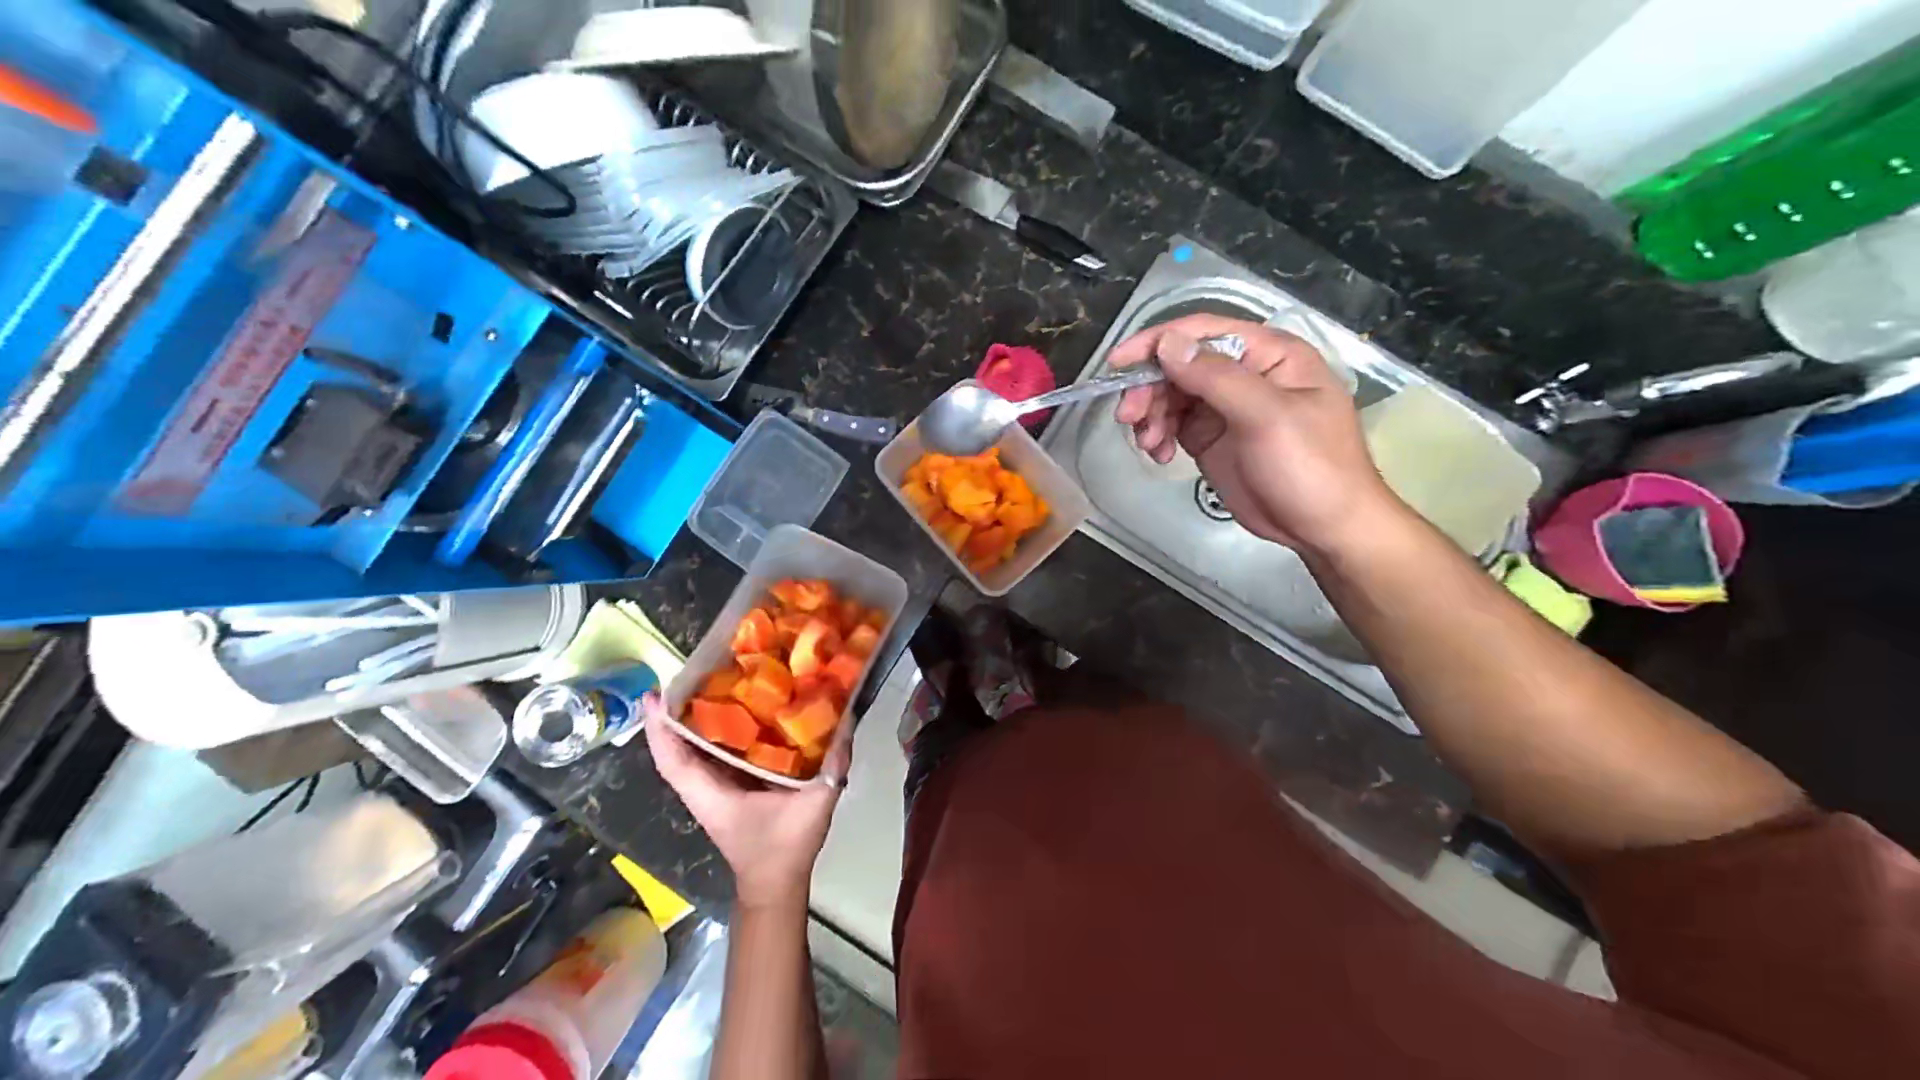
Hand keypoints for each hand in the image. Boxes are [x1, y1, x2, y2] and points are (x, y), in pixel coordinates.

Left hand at [642, 693, 847, 910]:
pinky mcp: (726, 787)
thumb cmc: (784, 848)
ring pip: (692, 748)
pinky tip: (734, 706)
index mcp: (712, 795)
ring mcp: (712, 789)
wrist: (776, 884)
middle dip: (675, 710)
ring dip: (692, 717)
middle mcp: (704, 789)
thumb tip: (846, 720)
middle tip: (690, 669)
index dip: (659, 729)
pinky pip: (712, 752)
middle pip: (677, 747)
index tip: (654, 695)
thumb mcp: (814, 806)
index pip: (673, 761)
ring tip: (709, 678)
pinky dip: (714, 729)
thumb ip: (832, 767)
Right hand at [1110, 315, 1397, 554]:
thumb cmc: (1310, 467)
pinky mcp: (1212, 438)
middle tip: (1128, 418)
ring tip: (1149, 445)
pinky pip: (1173, 424)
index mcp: (1268, 355)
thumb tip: (1168, 344)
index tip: (1117, 364)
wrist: (1325, 528)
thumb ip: (1216, 377)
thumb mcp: (1266, 417)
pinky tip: (1158, 455)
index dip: (1157, 343)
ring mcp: (1226, 407)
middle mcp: (1244, 374)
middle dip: (1149, 388)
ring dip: (1150, 416)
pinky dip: (1158, 436)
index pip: (1202, 332)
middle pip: (1180, 365)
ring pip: (1171, 395)